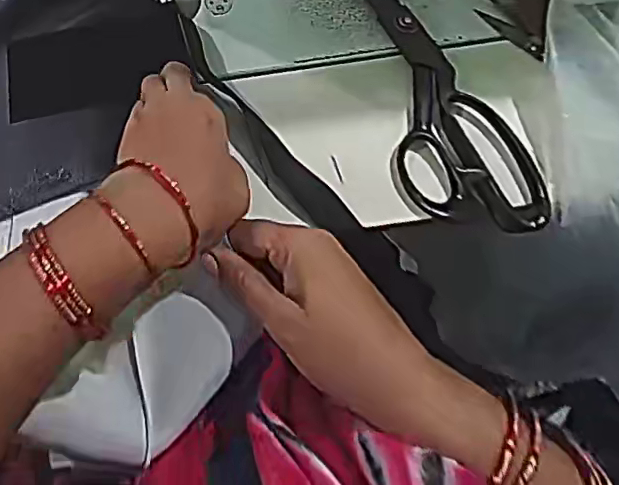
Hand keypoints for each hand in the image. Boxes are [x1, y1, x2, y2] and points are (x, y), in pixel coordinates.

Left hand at [105, 63, 248, 260]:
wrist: (156, 209)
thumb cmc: (197, 196)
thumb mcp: (236, 187)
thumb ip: (229, 166)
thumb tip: (224, 174)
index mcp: (207, 110)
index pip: (205, 90)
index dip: (203, 102)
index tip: (205, 118)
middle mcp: (174, 104)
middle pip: (172, 72)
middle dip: (175, 80)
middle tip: (180, 96)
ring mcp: (145, 114)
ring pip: (148, 86)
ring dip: (153, 97)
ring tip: (160, 115)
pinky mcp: (123, 131)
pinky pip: (132, 114)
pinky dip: (138, 122)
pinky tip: (145, 139)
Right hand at [207, 220, 501, 459]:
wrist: (408, 388)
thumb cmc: (350, 358)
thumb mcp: (281, 322)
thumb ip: (241, 283)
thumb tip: (213, 258)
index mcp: (301, 241)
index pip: (241, 229)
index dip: (221, 253)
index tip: (211, 277)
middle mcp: (318, 239)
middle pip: (260, 240)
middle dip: (245, 267)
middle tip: (241, 303)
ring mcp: (332, 256)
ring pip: (278, 256)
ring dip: (266, 280)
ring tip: (267, 315)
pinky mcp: (341, 275)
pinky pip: (298, 268)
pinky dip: (286, 288)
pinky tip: (288, 318)